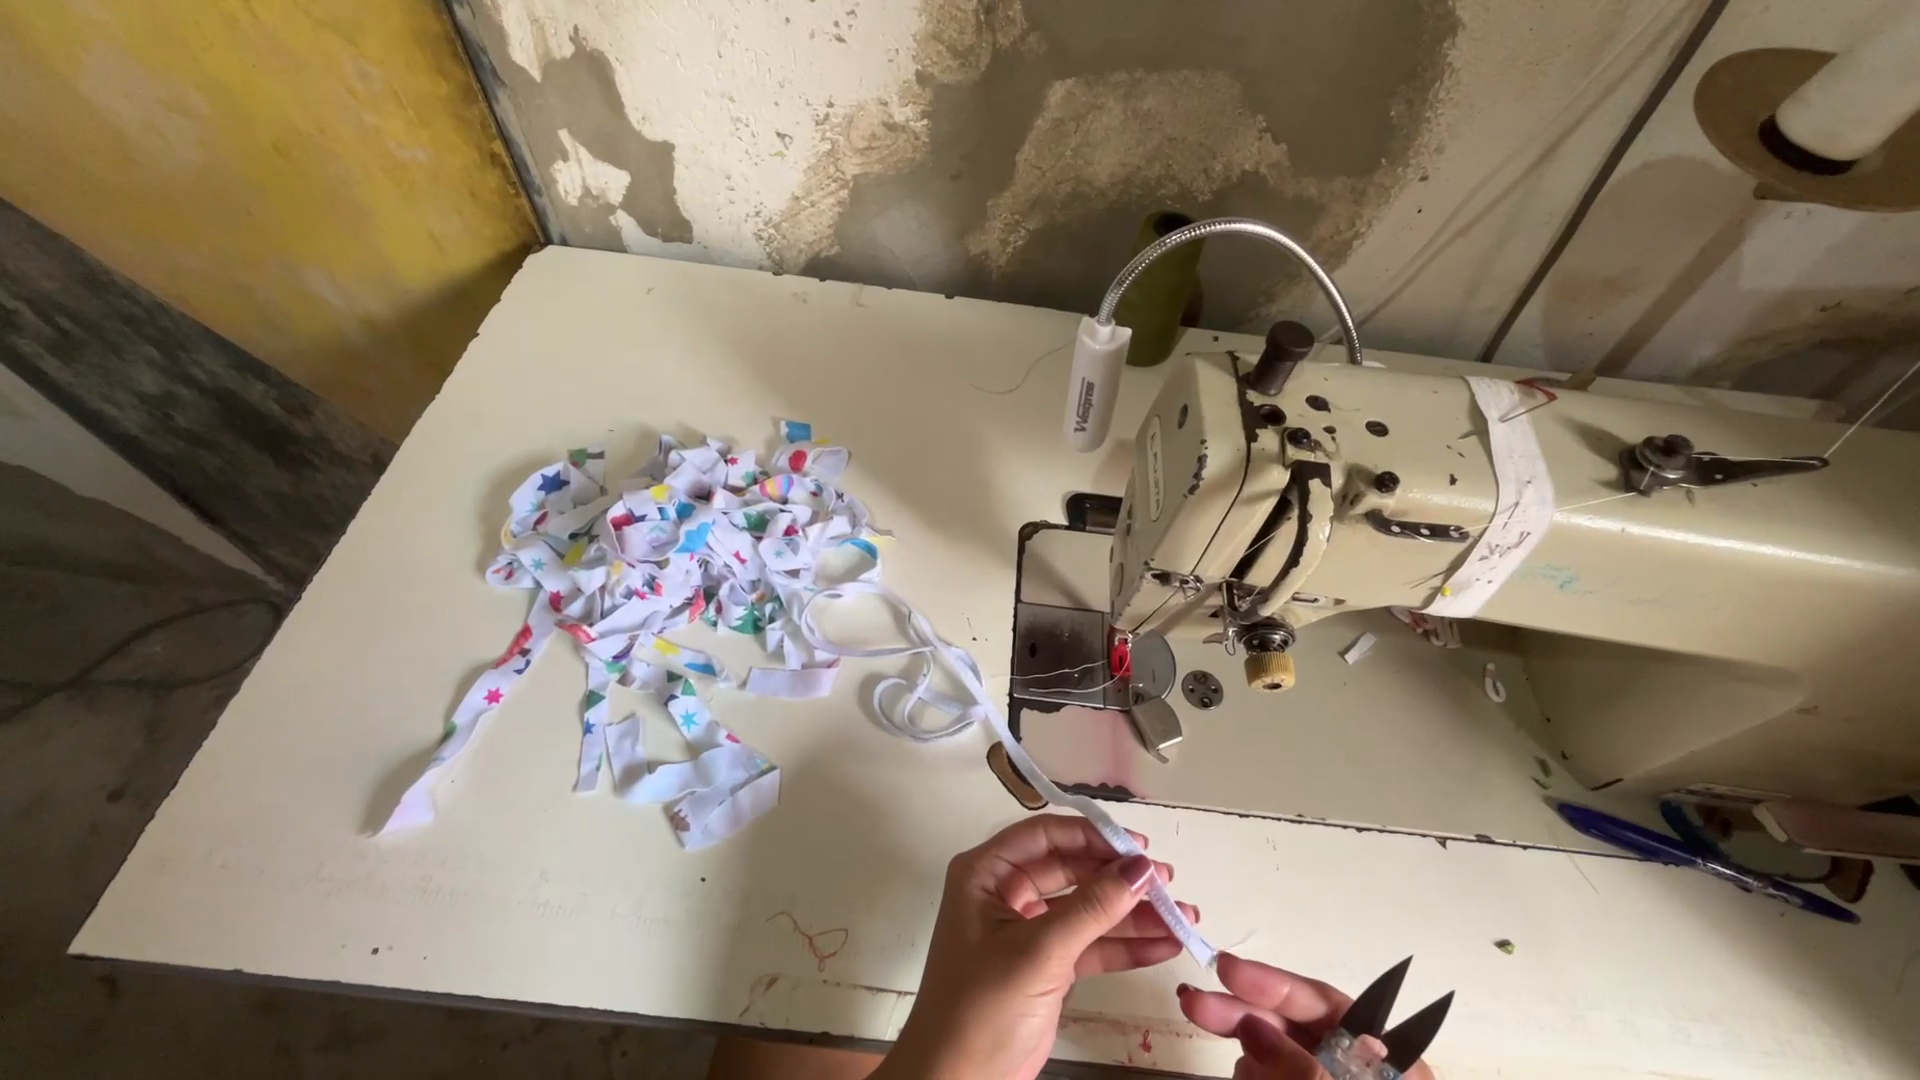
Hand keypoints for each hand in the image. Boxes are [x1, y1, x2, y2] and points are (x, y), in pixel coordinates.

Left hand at [875, 815, 1196, 1079]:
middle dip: (1119, 877)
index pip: (1044, 836)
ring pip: (1087, 909)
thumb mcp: (1038, 952)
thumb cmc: (981, 1007)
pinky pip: (1090, 945)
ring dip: (1132, 914)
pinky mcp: (1046, 965)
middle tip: (1169, 883)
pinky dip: (1125, 946)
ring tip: (1182, 916)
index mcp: (986, 873)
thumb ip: (1092, 908)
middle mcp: (1005, 892)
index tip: (1138, 846)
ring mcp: (1027, 930)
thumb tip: (1140, 867)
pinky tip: (1164, 945)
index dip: (1091, 835)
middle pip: (1071, 870)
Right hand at [1177, 953, 1436, 1079]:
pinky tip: (1241, 1076)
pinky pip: (1267, 1078)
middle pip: (1289, 1025)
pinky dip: (1251, 1075)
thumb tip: (1252, 1026)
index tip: (1223, 966)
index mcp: (1386, 1056)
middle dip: (1240, 1014)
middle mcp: (1355, 1065)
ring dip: (1247, 1057)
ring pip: (1272, 1055)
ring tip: (1238, 1071)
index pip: (1320, 999)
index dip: (1269, 981)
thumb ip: (1302, 1065)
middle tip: (1190, 1002)